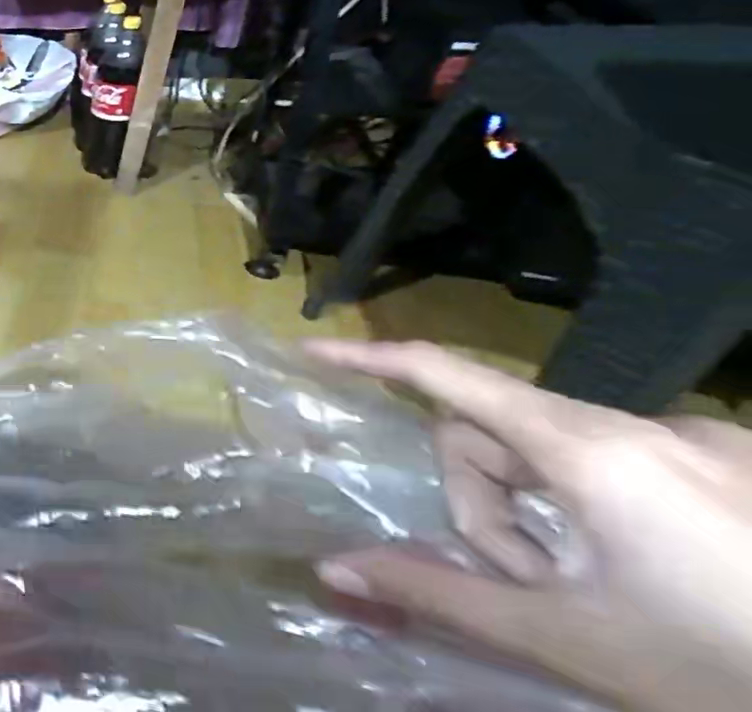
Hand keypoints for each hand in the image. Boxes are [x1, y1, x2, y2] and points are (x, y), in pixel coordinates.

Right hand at [306, 339, 751, 711]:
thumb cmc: (731, 668)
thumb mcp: (572, 639)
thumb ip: (438, 592)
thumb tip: (330, 569)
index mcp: (591, 450)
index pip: (446, 374)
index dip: (370, 359)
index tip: (312, 351)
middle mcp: (643, 426)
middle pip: (496, 430)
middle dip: (485, 499)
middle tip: (523, 578)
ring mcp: (706, 444)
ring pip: (556, 446)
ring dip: (541, 506)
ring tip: (585, 580)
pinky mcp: (744, 467)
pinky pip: (621, 455)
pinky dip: (595, 499)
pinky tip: (645, 563)